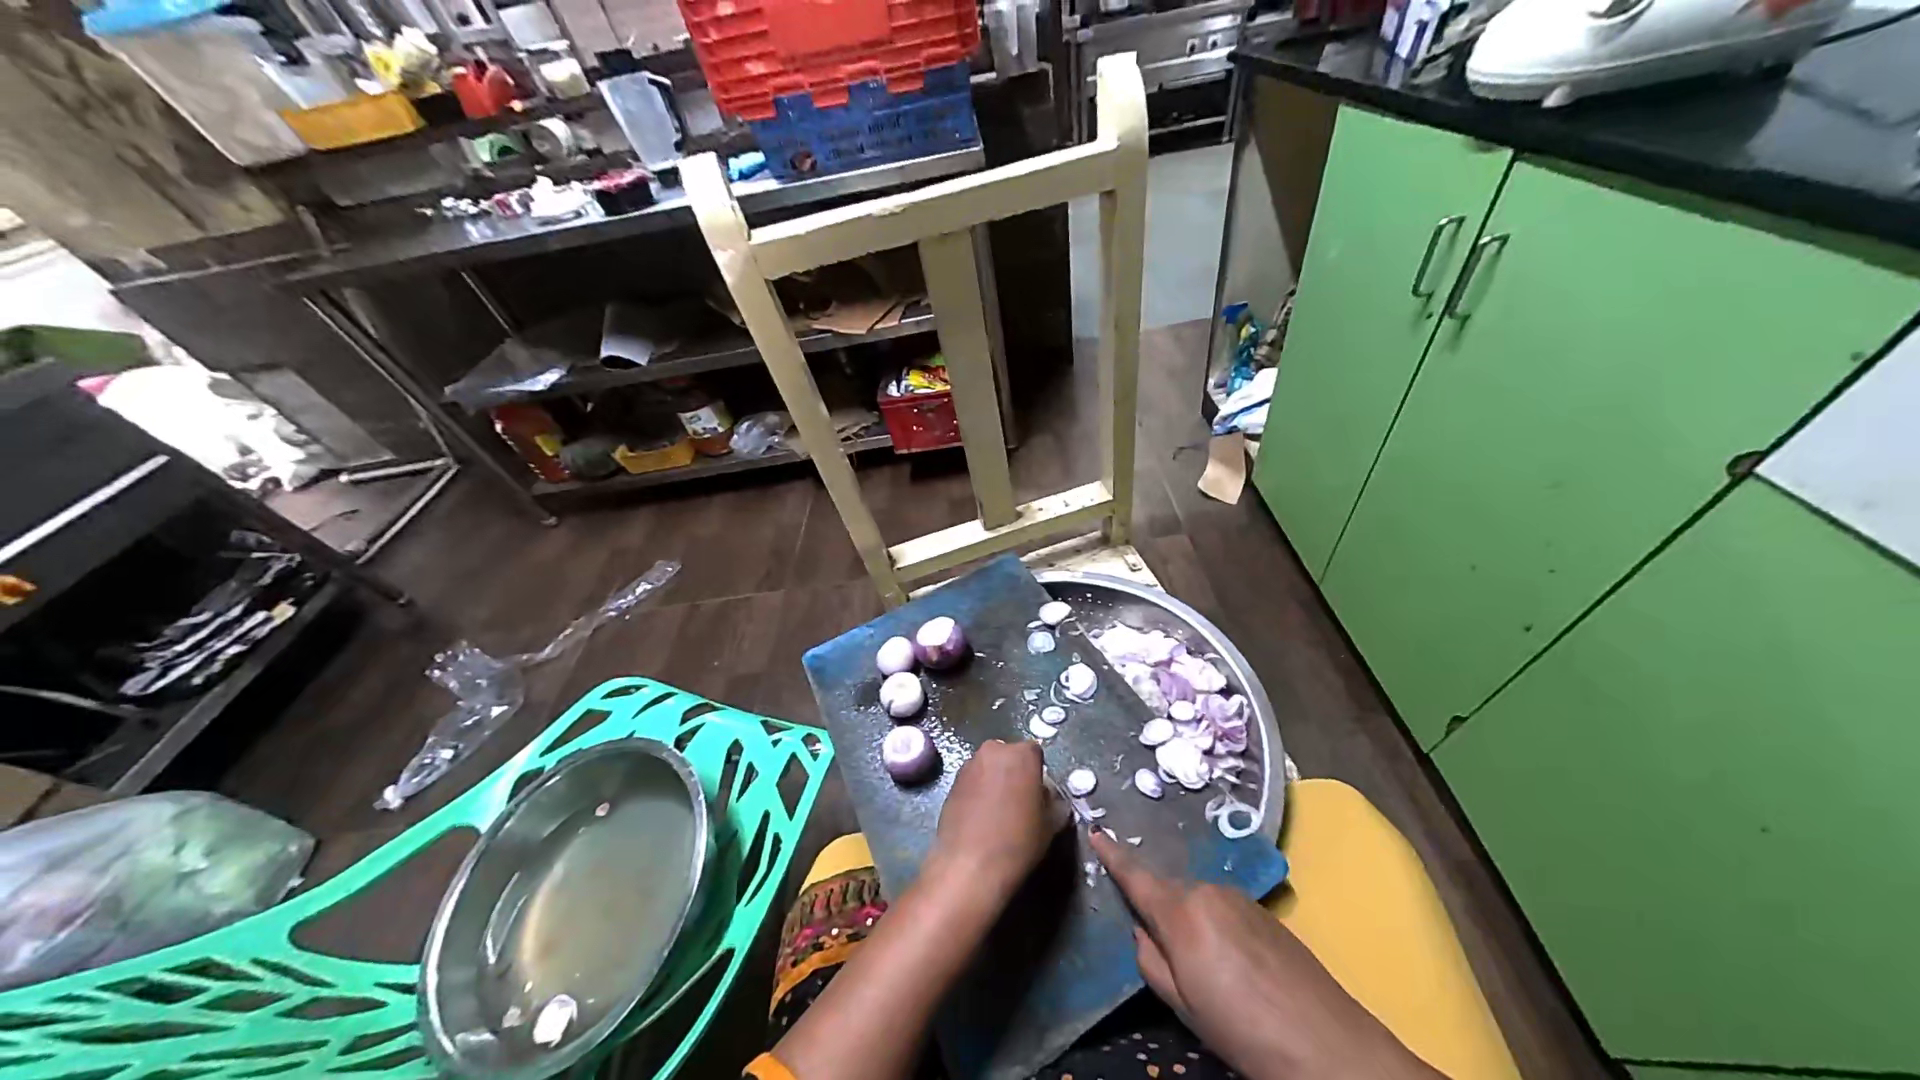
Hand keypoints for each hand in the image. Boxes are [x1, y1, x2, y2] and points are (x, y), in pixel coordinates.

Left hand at [927, 739, 1058, 900]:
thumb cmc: (1017, 842)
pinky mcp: (951, 783)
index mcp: (1021, 754)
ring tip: (998, 812)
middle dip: (1015, 772)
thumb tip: (1048, 799)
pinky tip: (980, 817)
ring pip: (988, 767)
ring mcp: (968, 765)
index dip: (1038, 773)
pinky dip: (978, 792)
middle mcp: (992, 751)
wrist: (969, 866)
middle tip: (1020, 801)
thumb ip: (1053, 803)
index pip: (1035, 753)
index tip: (1038, 794)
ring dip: (995, 781)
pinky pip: (972, 781)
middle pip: (1009, 756)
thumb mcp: (1050, 825)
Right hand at [1090, 830, 1446, 1079]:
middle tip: (1166, 953)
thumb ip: (1151, 960)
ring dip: (1192, 922)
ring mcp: (1241, 899)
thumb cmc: (1242, 1029)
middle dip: (1161, 910)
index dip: (1114, 855)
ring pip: (1199, 901)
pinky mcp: (1266, 912)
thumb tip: (1144, 932)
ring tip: (1206, 968)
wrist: (1328, 1047)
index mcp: (1181, 912)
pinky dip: (1217, 927)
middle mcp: (1208, 892)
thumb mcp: (1182, 1004)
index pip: (1137, 877)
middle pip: (1170, 892)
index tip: (1096, 832)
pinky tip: (1235, 966)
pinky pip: (1224, 910)